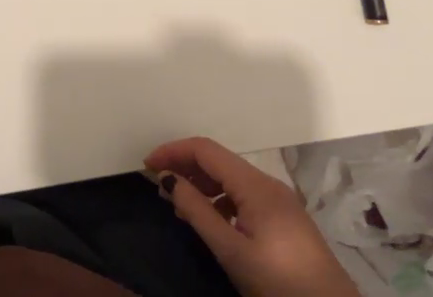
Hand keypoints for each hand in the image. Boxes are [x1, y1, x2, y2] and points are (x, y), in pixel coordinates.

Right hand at [145, 137, 359, 296]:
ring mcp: (280, 202)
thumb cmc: (280, 284)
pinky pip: (244, 195)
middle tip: (158, 185)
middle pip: (218, 160)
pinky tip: (210, 220)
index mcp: (256, 186)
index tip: (147, 167)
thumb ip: (196, 211)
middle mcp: (269, 185)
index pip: (205, 150)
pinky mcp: (285, 219)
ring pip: (231, 178)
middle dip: (185, 166)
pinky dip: (220, 199)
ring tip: (179, 205)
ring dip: (201, 183)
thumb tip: (168, 179)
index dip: (173, 151)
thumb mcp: (231, 250)